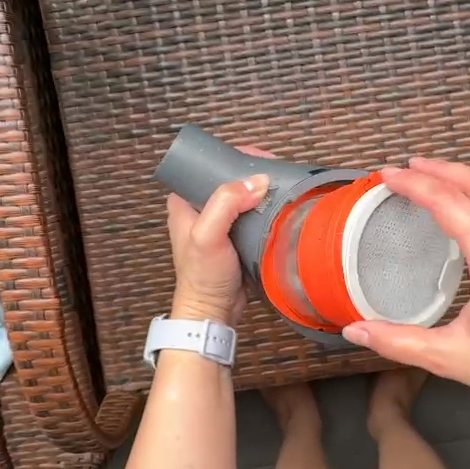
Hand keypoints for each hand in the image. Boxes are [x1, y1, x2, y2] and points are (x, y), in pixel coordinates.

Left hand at [166, 171, 268, 325]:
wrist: (213, 311)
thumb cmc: (202, 276)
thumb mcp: (208, 235)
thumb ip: (226, 204)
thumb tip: (257, 181)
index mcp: (185, 200)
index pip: (211, 166)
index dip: (236, 157)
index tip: (262, 159)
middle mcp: (201, 208)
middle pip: (231, 179)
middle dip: (254, 174)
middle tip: (278, 173)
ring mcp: (220, 223)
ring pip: (245, 197)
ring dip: (263, 193)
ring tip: (285, 188)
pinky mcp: (236, 238)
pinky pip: (254, 216)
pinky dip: (267, 211)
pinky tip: (282, 208)